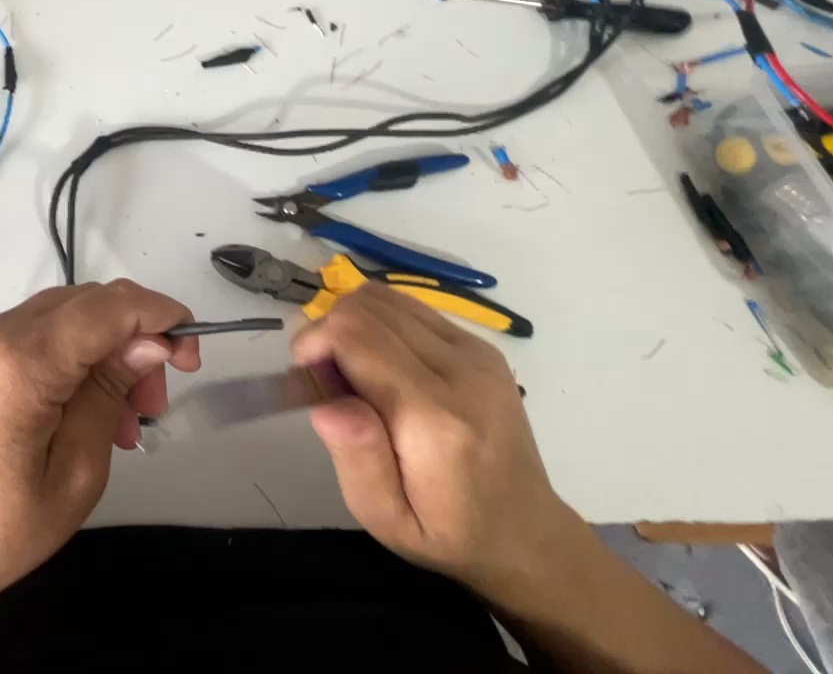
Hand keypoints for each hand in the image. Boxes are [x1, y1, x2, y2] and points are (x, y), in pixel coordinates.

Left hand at [0, 280, 200, 612]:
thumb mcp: (76, 471)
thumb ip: (110, 391)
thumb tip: (150, 341)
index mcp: (19, 364)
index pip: (106, 307)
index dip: (159, 316)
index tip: (190, 355)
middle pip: (87, 303)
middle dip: (136, 338)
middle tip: (153, 402)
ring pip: (65, 315)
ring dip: (107, 349)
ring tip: (124, 418)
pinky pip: (38, 334)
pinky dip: (74, 356)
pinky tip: (89, 407)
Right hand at [291, 283, 581, 604]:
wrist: (524, 533)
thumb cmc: (445, 531)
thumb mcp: (384, 519)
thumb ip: (356, 460)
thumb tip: (328, 404)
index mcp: (434, 419)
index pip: (355, 335)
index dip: (314, 343)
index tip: (308, 380)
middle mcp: (461, 372)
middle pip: (365, 308)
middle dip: (328, 332)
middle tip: (329, 380)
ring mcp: (476, 353)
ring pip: (384, 299)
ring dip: (352, 324)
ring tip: (354, 370)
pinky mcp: (479, 346)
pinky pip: (407, 307)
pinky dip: (378, 323)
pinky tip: (381, 362)